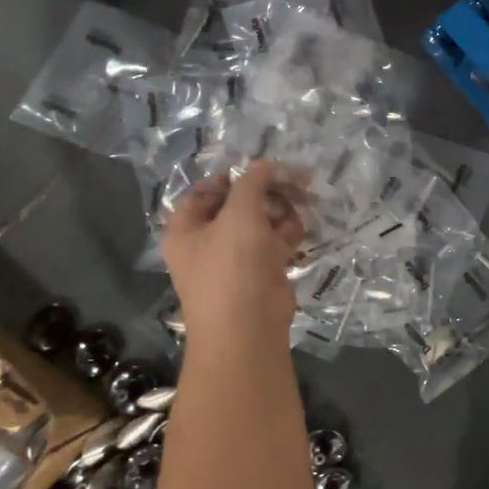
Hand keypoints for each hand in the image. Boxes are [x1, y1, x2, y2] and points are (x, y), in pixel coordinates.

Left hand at [161, 162, 306, 344]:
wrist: (248, 325)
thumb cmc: (233, 266)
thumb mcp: (239, 214)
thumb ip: (251, 183)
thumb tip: (264, 163)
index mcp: (186, 229)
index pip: (204, 191)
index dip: (232, 177)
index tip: (262, 169)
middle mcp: (207, 240)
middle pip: (239, 203)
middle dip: (269, 191)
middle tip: (299, 181)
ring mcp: (235, 256)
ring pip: (262, 219)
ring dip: (283, 210)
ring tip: (302, 208)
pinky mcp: (261, 268)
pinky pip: (275, 240)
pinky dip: (288, 232)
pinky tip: (298, 232)